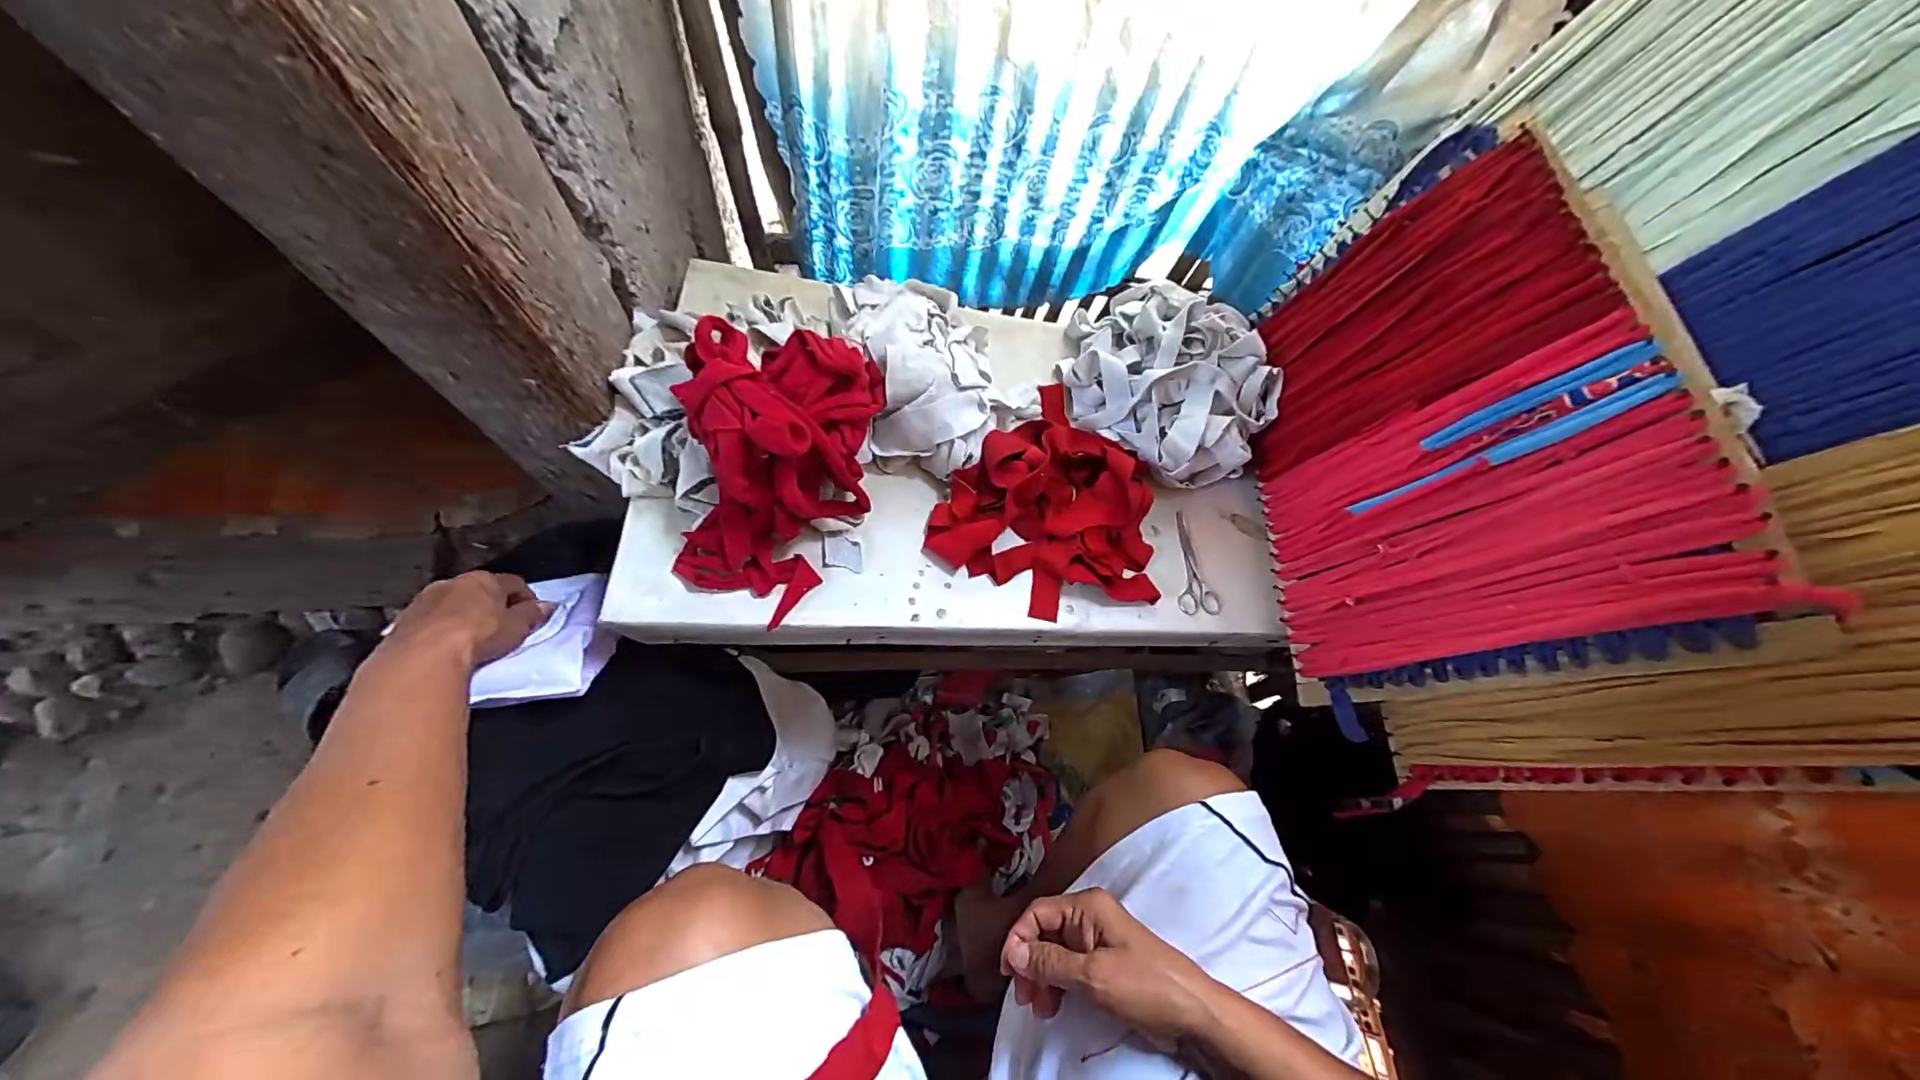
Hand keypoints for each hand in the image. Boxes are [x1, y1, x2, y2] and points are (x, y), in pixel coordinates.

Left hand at [382, 571, 550, 666]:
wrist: (423, 657)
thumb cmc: (479, 635)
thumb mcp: (517, 627)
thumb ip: (532, 614)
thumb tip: (545, 606)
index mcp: (485, 579)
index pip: (514, 583)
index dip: (526, 599)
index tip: (531, 616)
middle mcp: (453, 582)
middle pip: (481, 591)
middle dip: (492, 605)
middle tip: (502, 627)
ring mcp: (425, 599)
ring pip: (453, 603)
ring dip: (464, 615)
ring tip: (472, 638)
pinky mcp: (403, 619)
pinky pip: (431, 619)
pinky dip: (441, 628)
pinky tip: (446, 645)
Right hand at [1000, 887, 1215, 1043]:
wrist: (1192, 1012)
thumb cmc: (1145, 985)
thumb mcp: (1093, 976)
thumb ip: (1049, 962)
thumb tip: (1013, 951)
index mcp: (1087, 907)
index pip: (1037, 912)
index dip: (1018, 939)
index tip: (1008, 972)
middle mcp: (1088, 917)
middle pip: (1043, 932)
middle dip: (1029, 963)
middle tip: (1024, 997)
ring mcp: (1096, 940)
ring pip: (1053, 952)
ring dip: (1040, 977)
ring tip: (1039, 1007)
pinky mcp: (1102, 963)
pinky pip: (1068, 967)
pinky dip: (1056, 985)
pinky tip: (1053, 1005)